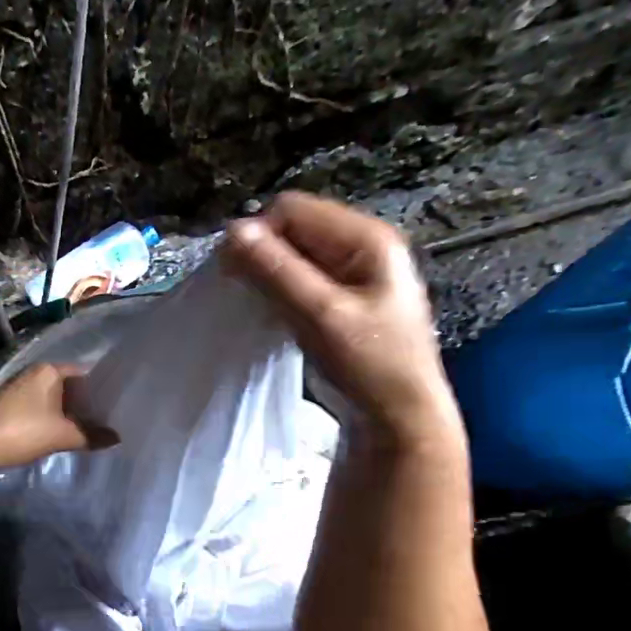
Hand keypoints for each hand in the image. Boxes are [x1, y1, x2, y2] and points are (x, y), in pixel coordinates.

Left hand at [0, 362, 116, 474]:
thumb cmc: (21, 432)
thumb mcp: (61, 436)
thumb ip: (91, 435)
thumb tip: (117, 437)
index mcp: (49, 370)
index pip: (85, 375)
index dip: (103, 390)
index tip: (118, 407)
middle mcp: (34, 373)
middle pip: (70, 387)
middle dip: (87, 404)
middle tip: (109, 421)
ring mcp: (20, 389)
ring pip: (55, 399)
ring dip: (70, 413)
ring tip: (91, 429)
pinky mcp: (10, 405)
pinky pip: (41, 408)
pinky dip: (54, 418)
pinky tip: (64, 433)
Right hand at [222, 193, 459, 443]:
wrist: (400, 420)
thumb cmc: (369, 366)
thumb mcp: (321, 316)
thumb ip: (276, 272)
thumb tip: (230, 232)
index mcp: (366, 238)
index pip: (292, 210)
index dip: (258, 236)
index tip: (236, 277)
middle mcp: (361, 247)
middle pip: (293, 230)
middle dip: (262, 257)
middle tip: (245, 296)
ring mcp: (353, 276)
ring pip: (293, 259)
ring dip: (269, 278)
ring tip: (258, 310)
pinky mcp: (342, 303)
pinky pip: (300, 283)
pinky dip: (280, 295)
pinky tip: (274, 318)